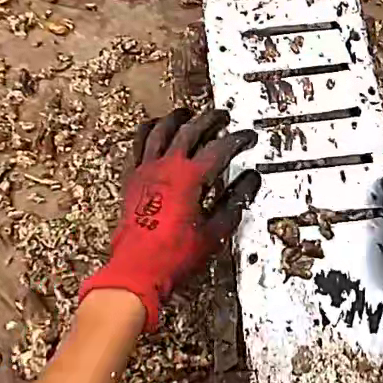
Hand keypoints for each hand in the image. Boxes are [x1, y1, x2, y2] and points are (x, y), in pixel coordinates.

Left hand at [80, 109, 260, 331]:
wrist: (137, 268)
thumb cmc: (173, 255)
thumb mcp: (214, 232)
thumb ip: (234, 203)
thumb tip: (249, 182)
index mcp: (190, 178)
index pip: (220, 148)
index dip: (237, 140)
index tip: (247, 137)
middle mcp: (167, 167)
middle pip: (190, 130)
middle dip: (209, 119)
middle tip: (222, 116)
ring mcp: (147, 170)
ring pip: (161, 130)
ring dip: (177, 118)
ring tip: (187, 113)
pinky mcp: (133, 178)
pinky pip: (139, 144)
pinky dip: (148, 131)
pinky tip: (153, 129)